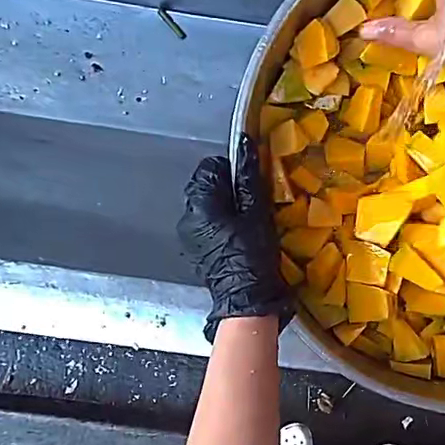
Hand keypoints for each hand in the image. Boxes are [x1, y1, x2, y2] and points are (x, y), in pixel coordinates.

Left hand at [178, 135, 291, 341]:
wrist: (246, 299)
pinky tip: (237, 237)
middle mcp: (187, 216)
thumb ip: (249, 177)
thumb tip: (246, 145)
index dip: (232, 170)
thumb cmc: (252, 255)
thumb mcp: (257, 212)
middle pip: (206, 186)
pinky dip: (220, 224)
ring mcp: (188, 234)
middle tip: (252, 203)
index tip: (250, 184)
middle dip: (228, 189)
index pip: (211, 167)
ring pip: (206, 206)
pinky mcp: (194, 249)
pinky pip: (206, 225)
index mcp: (200, 203)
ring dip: (224, 207)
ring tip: (246, 221)